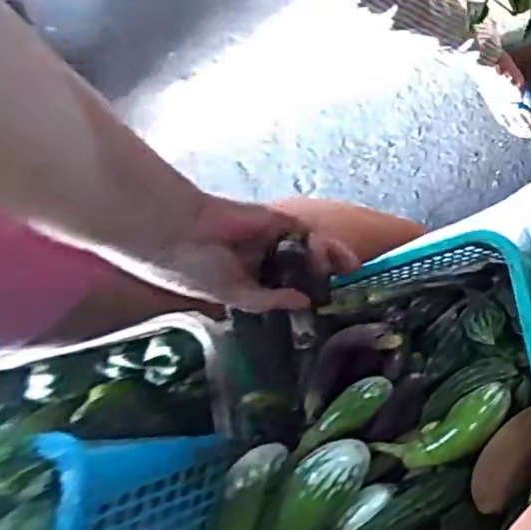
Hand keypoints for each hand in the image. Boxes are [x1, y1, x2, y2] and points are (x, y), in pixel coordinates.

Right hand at [145, 196, 359, 312]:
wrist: (177, 230)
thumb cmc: (192, 268)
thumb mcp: (228, 293)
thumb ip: (266, 300)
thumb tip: (304, 304)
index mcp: (250, 281)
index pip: (287, 289)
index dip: (308, 295)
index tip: (330, 306)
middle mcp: (268, 262)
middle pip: (308, 270)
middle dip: (331, 276)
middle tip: (354, 284)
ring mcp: (278, 242)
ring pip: (315, 252)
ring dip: (334, 260)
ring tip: (350, 268)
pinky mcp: (285, 223)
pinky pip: (312, 236)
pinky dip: (326, 245)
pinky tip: (334, 256)